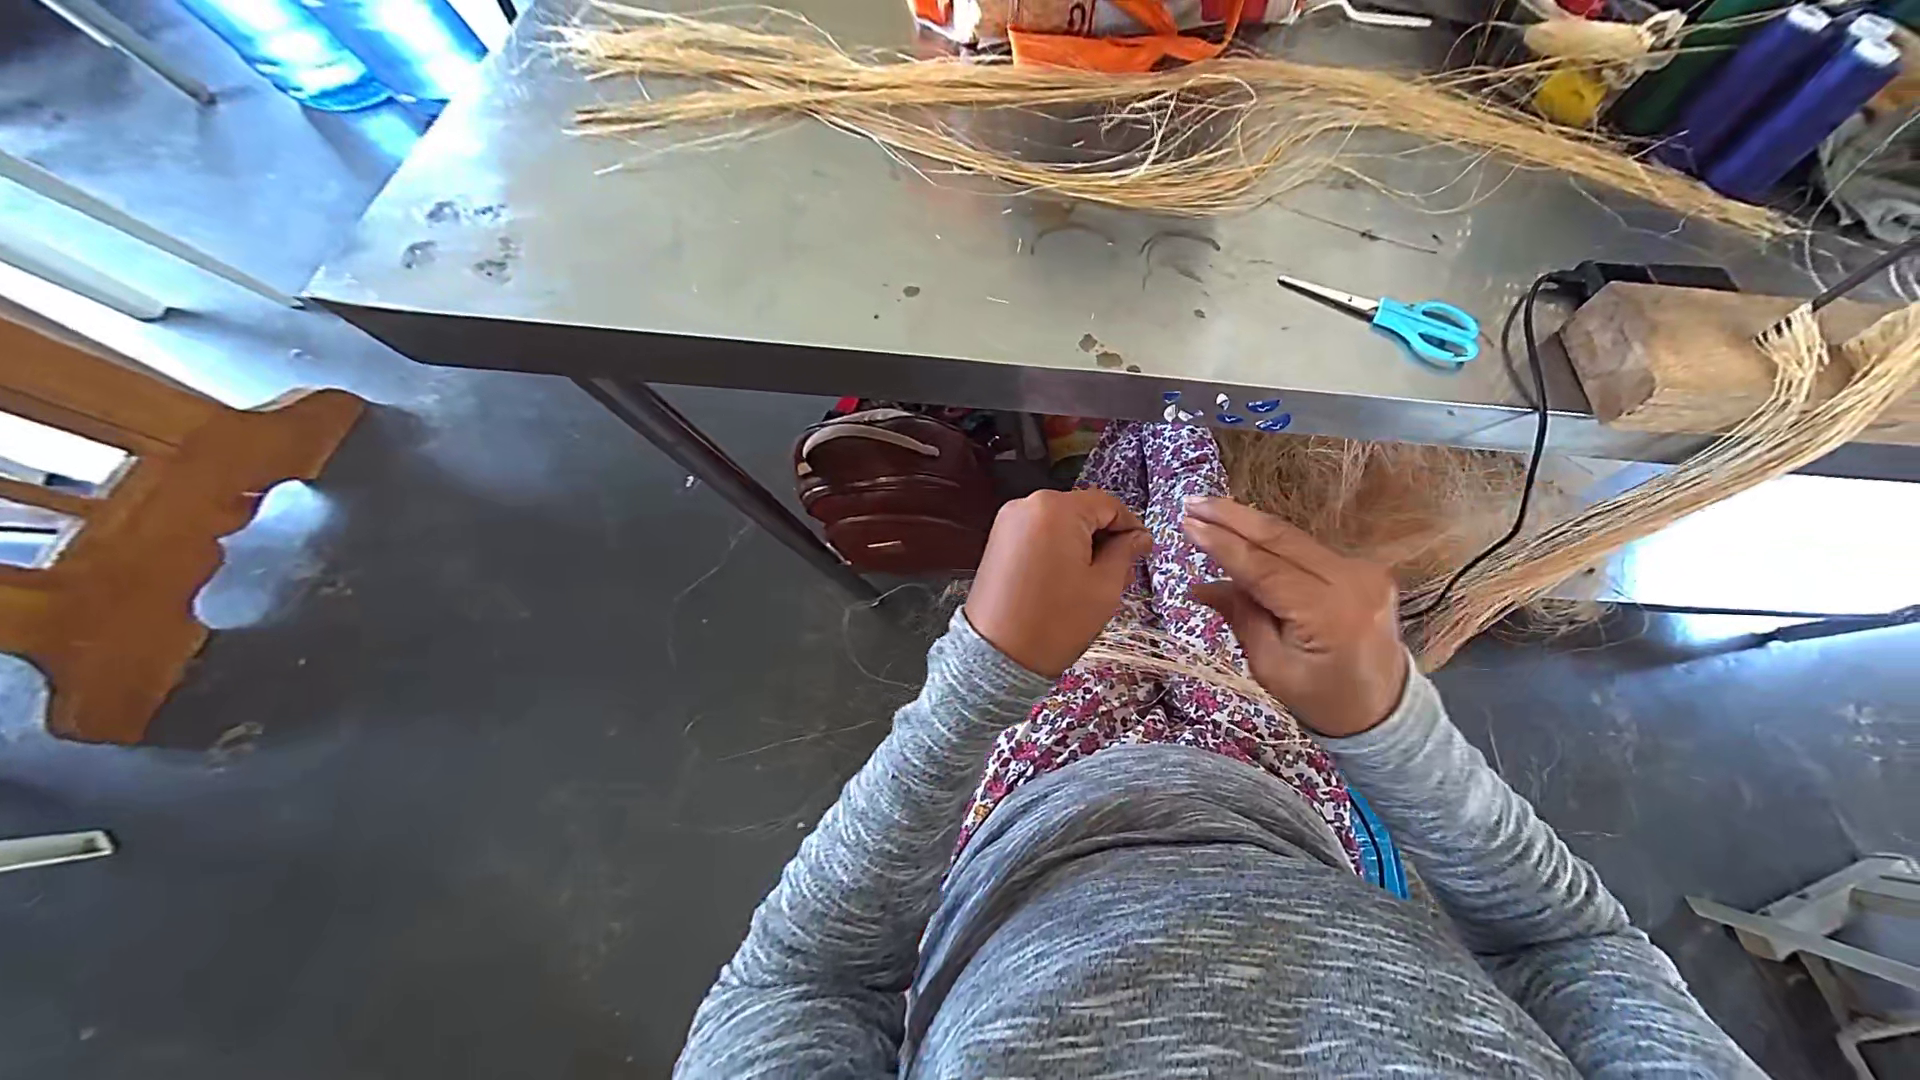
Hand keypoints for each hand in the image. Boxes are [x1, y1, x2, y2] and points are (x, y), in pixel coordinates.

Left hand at [965, 489, 1151, 677]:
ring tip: (1095, 580)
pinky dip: (1057, 549)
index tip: (1143, 549)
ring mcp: (1008, 522)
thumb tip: (1137, 537)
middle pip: (1082, 510)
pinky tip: (1068, 578)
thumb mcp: (1104, 586)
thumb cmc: (1053, 622)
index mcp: (1055, 509)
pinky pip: (1038, 533)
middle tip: (1122, 572)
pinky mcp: (997, 541)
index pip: (1107, 504)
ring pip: (1060, 522)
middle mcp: (1027, 505)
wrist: (997, 656)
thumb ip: (1125, 552)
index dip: (1131, 526)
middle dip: (1105, 537)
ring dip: (1081, 544)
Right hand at [1182, 496, 1407, 736]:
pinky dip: (1268, 537)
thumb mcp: (1271, 666)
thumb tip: (1199, 586)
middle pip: (1281, 539)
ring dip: (1247, 521)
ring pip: (1292, 537)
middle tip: (1192, 502)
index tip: (1187, 524)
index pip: (1265, 568)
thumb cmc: (1322, 698)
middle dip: (1232, 517)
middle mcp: (1353, 582)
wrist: (1385, 711)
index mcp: (1330, 614)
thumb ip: (1240, 616)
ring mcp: (1363, 570)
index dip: (1223, 545)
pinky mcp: (1362, 567)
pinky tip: (1239, 526)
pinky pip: (1305, 547)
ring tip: (1207, 508)